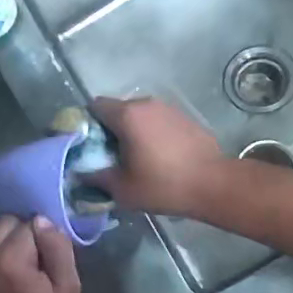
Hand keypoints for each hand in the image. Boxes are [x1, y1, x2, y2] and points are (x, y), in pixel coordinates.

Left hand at [0, 215, 80, 292]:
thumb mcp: (68, 289)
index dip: (41, 241)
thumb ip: (58, 248)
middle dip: (17, 236)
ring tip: (7, 265)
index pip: (28, 224)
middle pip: (2, 221)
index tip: (43, 264)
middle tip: (27, 264)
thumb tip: (41, 220)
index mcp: (9, 261)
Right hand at [86, 96, 230, 217]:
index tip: (87, 145)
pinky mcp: (184, 118)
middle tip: (109, 156)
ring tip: (134, 158)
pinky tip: (157, 157)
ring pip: (138, 115)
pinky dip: (150, 134)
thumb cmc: (163, 185)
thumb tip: (79, 173)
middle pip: (117, 110)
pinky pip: (157, 121)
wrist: (213, 184)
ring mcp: (168, 108)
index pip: (94, 106)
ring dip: (131, 132)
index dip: (86, 124)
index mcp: (127, 115)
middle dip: (109, 129)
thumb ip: (95, 177)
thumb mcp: (122, 188)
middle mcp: (146, 104)